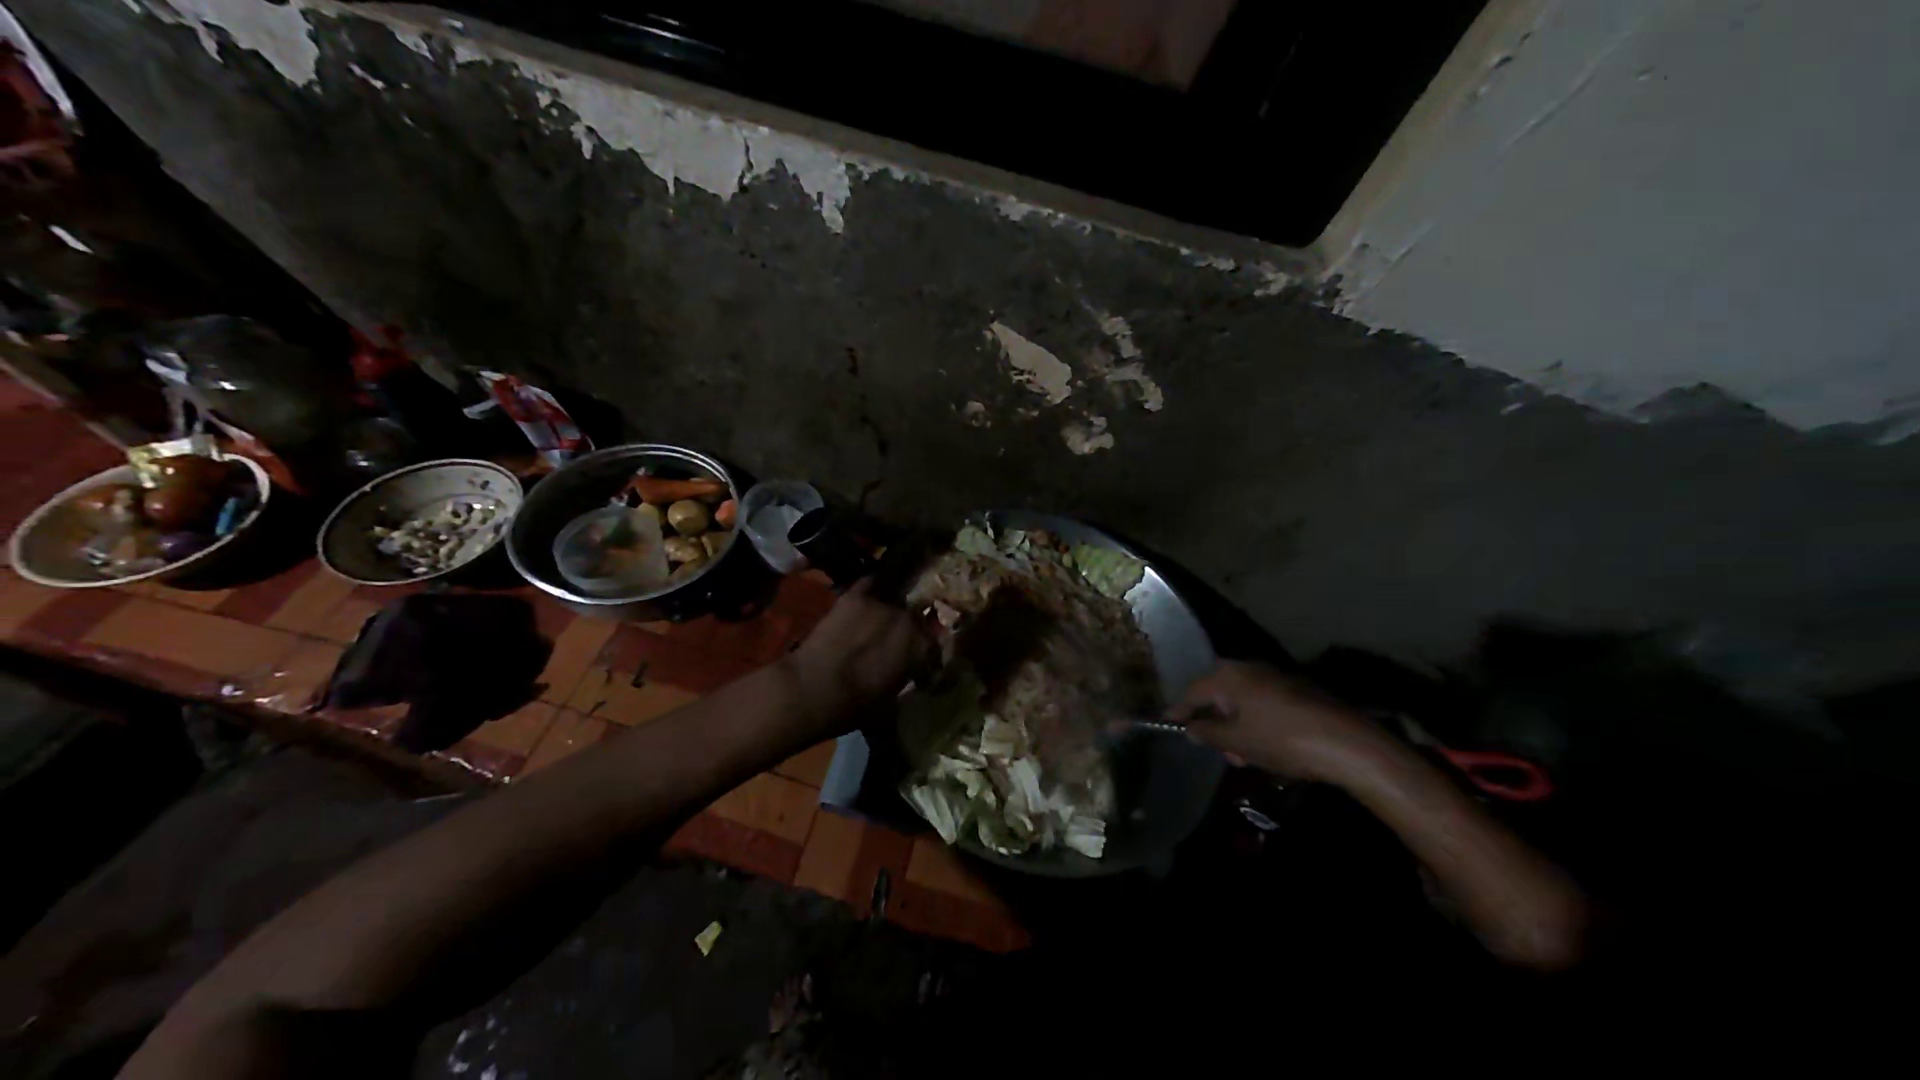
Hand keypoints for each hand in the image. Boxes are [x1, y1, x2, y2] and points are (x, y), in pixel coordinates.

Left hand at [786, 580, 932, 736]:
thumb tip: (911, 668)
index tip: (920, 662)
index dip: (927, 653)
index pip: (934, 643)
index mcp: (921, 645)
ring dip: (892, 611)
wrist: (813, 689)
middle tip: (898, 642)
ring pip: (895, 600)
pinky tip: (869, 596)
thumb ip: (908, 674)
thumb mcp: (893, 696)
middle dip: (911, 628)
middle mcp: (907, 618)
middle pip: (915, 617)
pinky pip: (870, 583)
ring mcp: (881, 603)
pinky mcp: (855, 596)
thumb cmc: (856, 705)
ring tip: (882, 621)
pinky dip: (872, 589)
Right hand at [1170, 661, 1383, 779]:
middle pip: (1217, 694)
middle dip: (1213, 722)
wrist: (1347, 743)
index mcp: (1228, 676)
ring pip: (1241, 700)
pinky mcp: (1295, 690)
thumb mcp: (1237, 742)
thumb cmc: (1281, 740)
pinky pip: (1261, 703)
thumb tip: (1191, 728)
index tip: (1166, 725)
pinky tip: (1265, 747)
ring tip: (1243, 756)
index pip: (1191, 692)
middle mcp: (1248, 668)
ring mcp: (1274, 676)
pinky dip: (1255, 722)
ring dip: (1235, 726)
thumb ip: (1207, 733)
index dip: (1178, 711)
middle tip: (1216, 749)